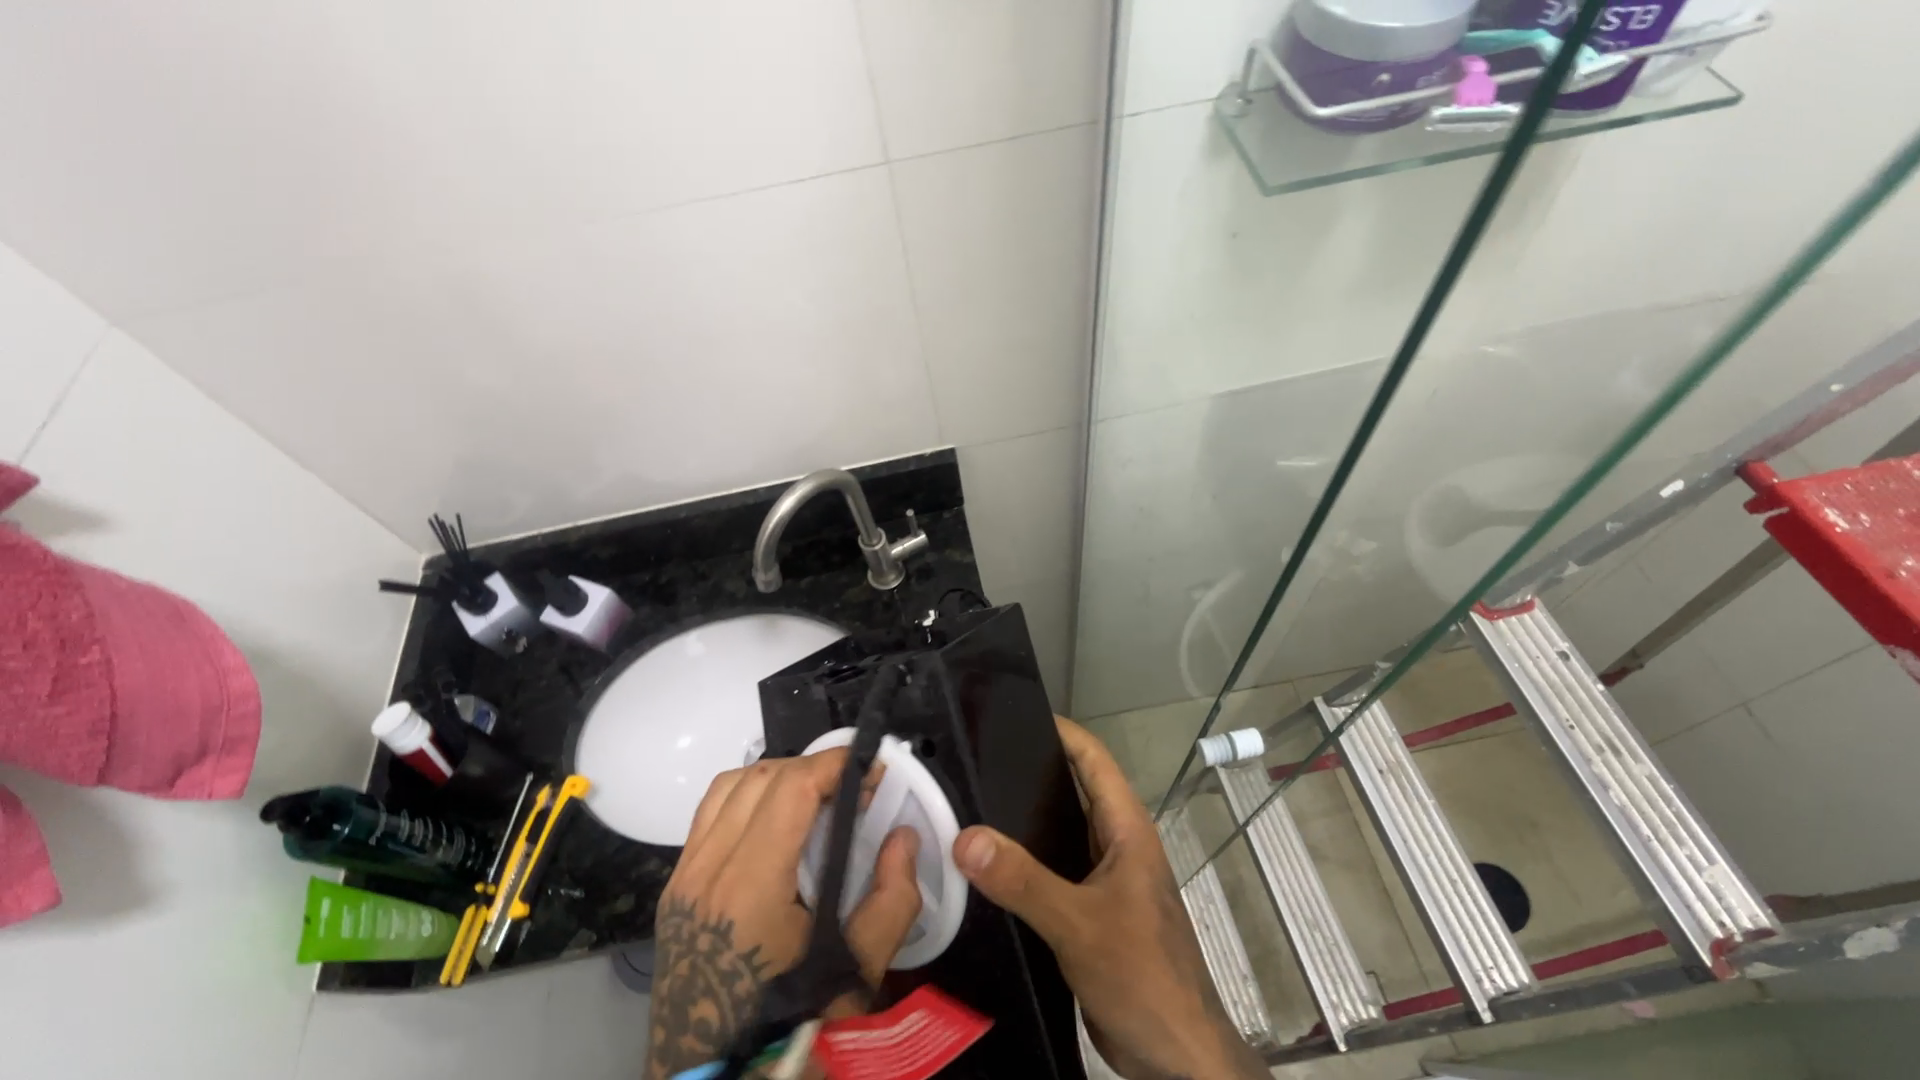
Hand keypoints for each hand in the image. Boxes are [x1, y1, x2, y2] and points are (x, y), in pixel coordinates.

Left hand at [646, 750, 922, 1079]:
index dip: (836, 764)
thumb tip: (904, 837)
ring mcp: (683, 878)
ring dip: (777, 777)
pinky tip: (777, 824)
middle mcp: (707, 871)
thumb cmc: (789, 1028)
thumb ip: (891, 900)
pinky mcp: (674, 890)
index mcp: (750, 889)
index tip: (873, 766)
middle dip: (813, 767)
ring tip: (817, 798)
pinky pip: (708, 816)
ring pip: (727, 788)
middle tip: (855, 787)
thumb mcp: (856, 974)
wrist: (715, 1078)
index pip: (791, 789)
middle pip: (760, 778)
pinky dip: (747, 800)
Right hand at [951, 717, 1268, 1079]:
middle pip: (1073, 790)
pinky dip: (1023, 862)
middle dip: (1029, 770)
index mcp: (1127, 831)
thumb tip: (964, 836)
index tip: (1007, 713)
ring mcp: (1105, 881)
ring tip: (968, 804)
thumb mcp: (1077, 922)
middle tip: (972, 759)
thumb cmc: (1142, 974)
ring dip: (1023, 819)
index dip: (1058, 729)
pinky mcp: (1091, 914)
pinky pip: (1053, 872)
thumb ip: (1022, 880)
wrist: (1174, 1050)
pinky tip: (986, 869)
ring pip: (1060, 833)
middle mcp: (1117, 846)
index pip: (1092, 758)